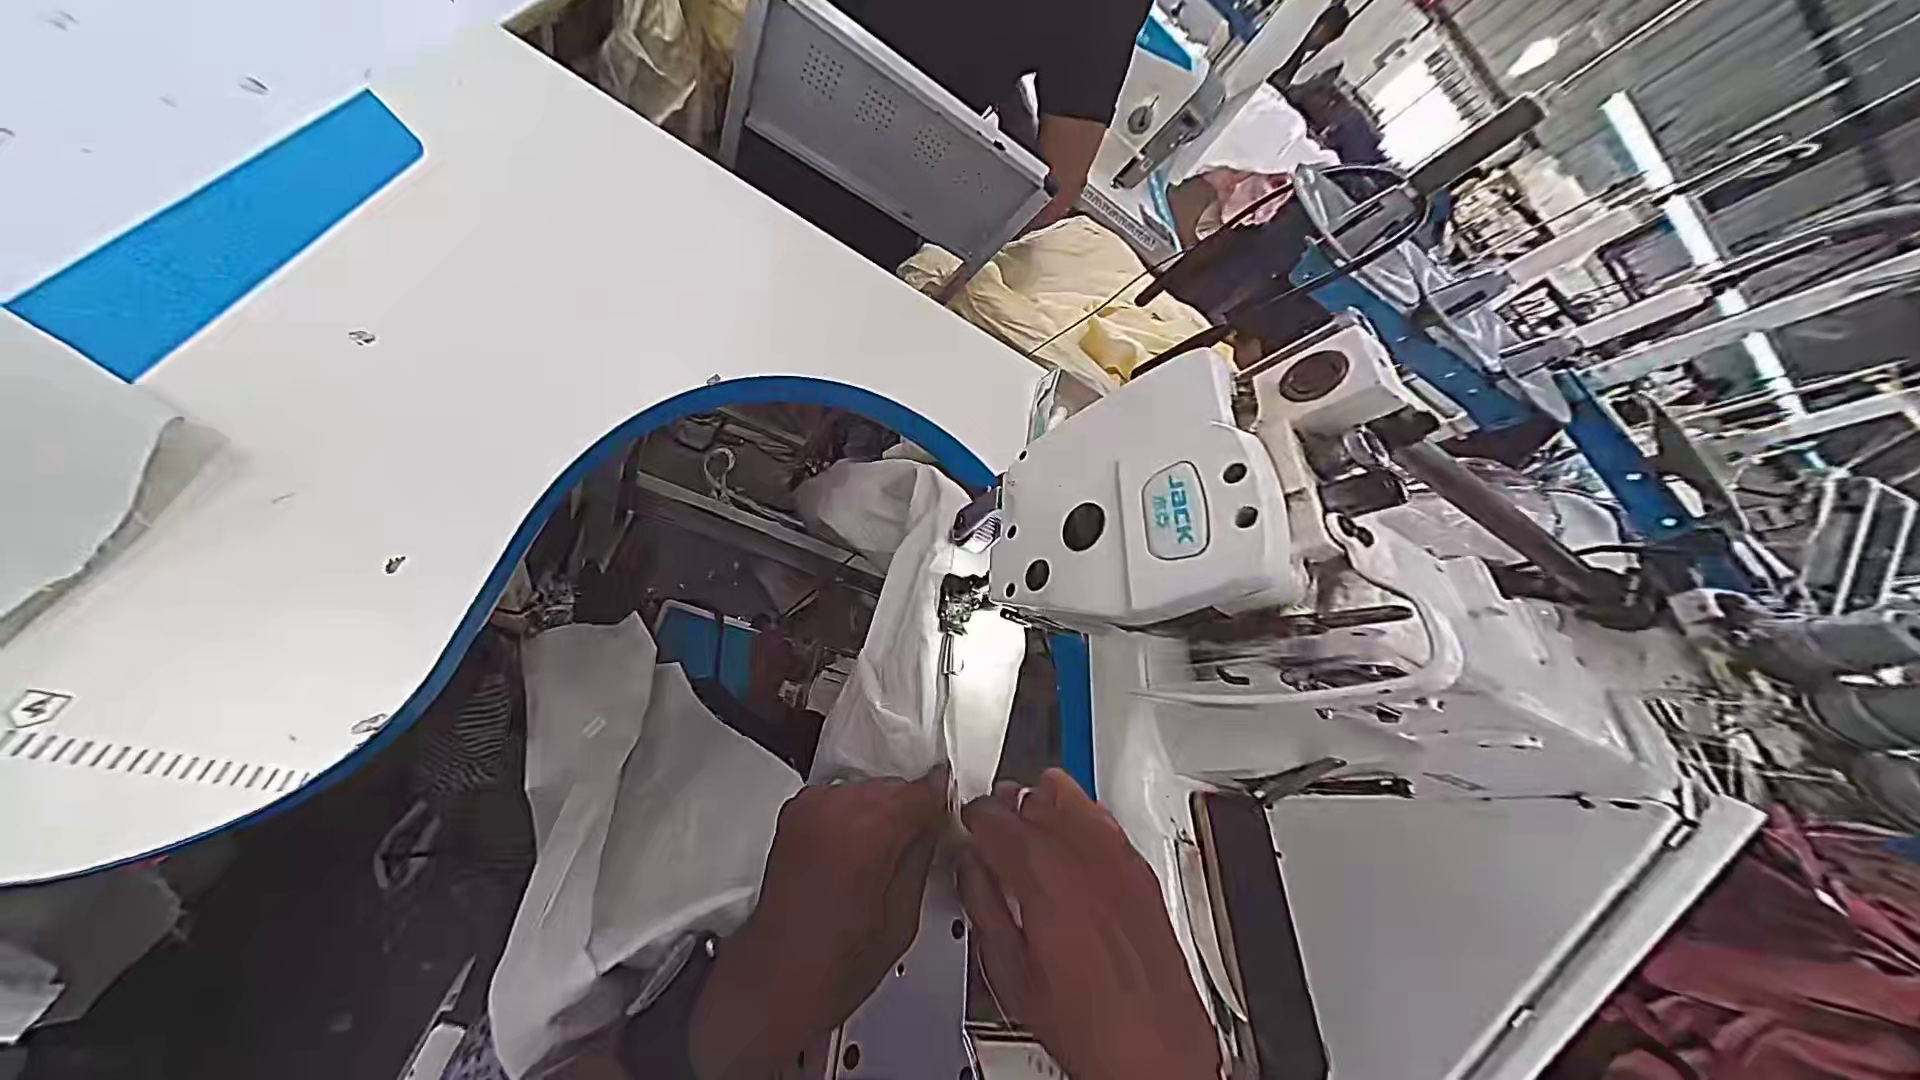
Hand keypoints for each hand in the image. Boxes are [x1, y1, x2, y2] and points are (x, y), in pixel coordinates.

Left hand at [690, 770, 948, 1078]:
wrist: (774, 976)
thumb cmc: (831, 963)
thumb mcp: (903, 915)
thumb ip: (922, 855)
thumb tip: (933, 826)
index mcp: (874, 829)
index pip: (925, 790)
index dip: (941, 801)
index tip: (945, 807)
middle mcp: (841, 806)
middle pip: (896, 787)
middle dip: (908, 810)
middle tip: (912, 843)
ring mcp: (814, 805)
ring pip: (868, 788)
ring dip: (878, 811)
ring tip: (874, 856)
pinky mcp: (796, 810)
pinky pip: (840, 797)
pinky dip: (849, 813)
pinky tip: (849, 850)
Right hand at [959, 769, 1219, 1079]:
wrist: (1157, 1048)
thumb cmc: (1091, 1022)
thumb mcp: (1010, 971)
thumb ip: (981, 903)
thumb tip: (970, 869)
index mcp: (1038, 869)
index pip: (990, 815)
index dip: (971, 820)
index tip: (969, 832)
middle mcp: (1077, 847)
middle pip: (1026, 796)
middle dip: (1003, 811)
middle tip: (994, 835)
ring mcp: (1112, 850)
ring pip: (1064, 792)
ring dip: (1040, 805)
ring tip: (1029, 833)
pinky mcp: (1136, 861)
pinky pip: (1097, 814)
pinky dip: (1076, 817)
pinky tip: (1068, 844)